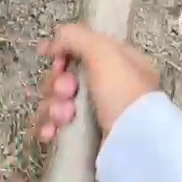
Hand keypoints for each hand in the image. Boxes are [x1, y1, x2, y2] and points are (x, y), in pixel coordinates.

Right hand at [34, 23, 159, 142]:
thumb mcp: (104, 54)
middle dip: (57, 86)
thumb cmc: (123, 94)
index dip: (62, 55)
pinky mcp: (82, 135)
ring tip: (63, 119)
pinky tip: (50, 133)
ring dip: (52, 108)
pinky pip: (54, 125)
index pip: (80, 50)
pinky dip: (48, 127)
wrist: (133, 143)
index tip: (57, 63)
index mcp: (117, 62)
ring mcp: (93, 112)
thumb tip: (52, 40)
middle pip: (63, 77)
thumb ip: (77, 38)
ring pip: (55, 102)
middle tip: (67, 93)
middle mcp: (105, 85)